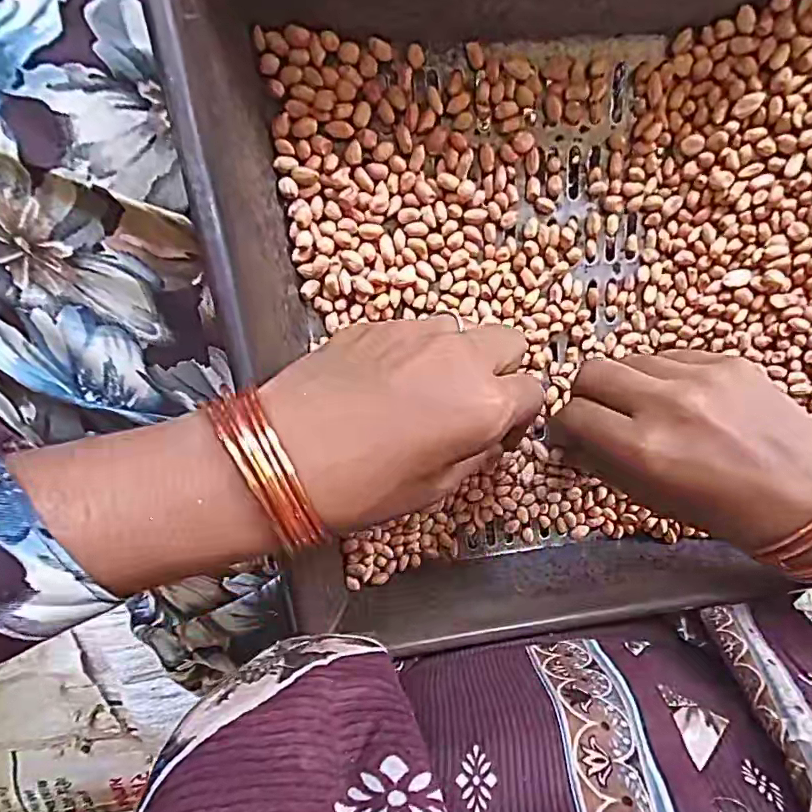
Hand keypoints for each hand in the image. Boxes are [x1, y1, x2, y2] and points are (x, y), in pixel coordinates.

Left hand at [263, 318, 542, 530]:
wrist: (278, 456)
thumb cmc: (358, 487)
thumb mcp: (433, 488)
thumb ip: (476, 454)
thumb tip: (488, 437)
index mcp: (484, 403)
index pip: (534, 391)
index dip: (519, 414)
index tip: (498, 430)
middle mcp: (458, 356)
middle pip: (509, 343)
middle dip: (500, 370)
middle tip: (469, 403)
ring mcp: (415, 331)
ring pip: (461, 330)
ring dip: (457, 356)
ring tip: (424, 390)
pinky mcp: (375, 323)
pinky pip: (415, 328)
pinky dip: (415, 350)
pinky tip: (386, 380)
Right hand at [551, 349, 811, 630]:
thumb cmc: (729, 515)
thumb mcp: (655, 500)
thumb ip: (606, 464)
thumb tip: (573, 441)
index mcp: (645, 448)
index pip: (575, 414)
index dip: (562, 426)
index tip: (568, 434)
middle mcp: (667, 403)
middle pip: (593, 371)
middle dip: (584, 395)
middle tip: (595, 415)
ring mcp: (702, 376)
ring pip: (631, 358)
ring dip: (623, 383)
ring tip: (641, 408)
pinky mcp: (730, 361)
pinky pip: (672, 357)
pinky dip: (662, 376)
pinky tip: (679, 400)